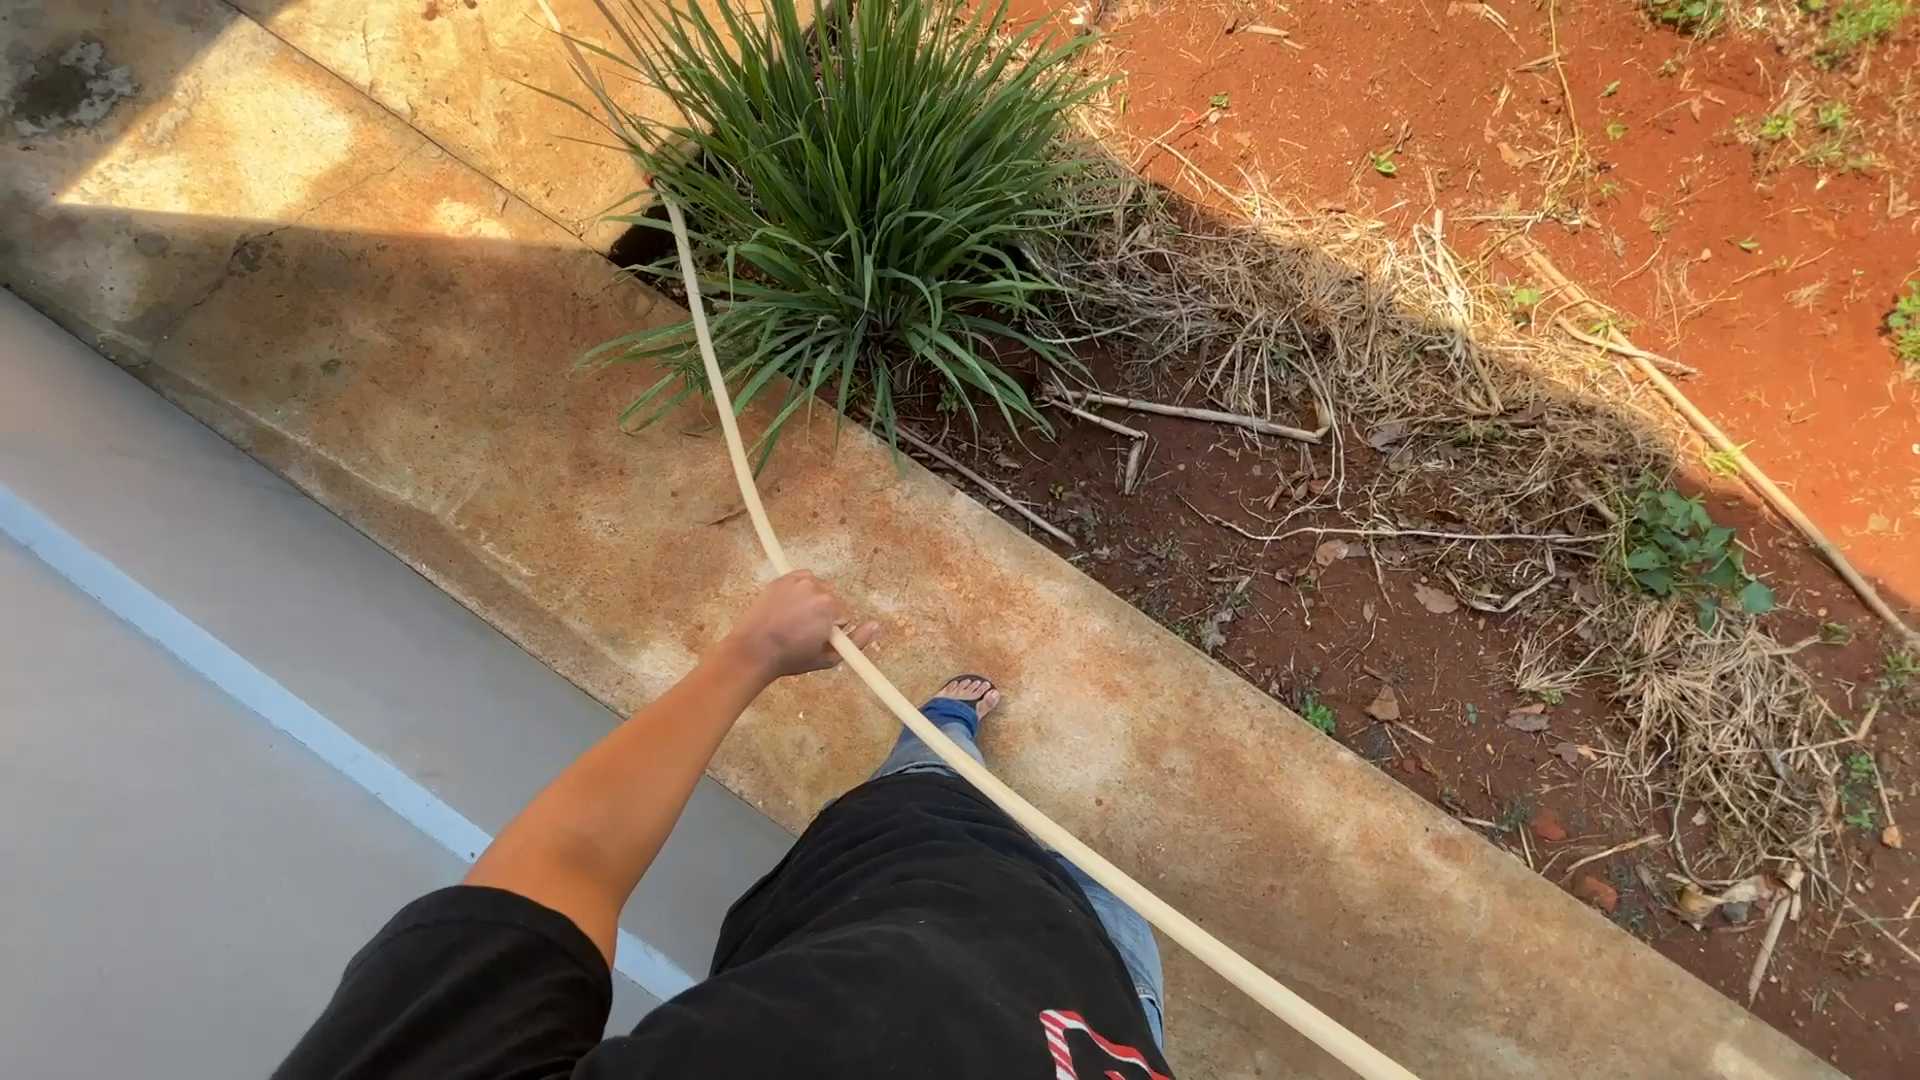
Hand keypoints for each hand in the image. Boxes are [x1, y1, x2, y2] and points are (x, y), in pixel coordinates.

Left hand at [719, 570, 880, 680]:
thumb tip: (877, 625)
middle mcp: (816, 588)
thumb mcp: (829, 658)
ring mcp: (798, 580)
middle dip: (823, 615)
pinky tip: (788, 607)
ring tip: (792, 621)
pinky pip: (803, 580)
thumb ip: (857, 641)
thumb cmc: (791, 657)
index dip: (831, 632)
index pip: (845, 616)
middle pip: (832, 601)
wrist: (753, 650)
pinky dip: (800, 591)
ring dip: (812, 602)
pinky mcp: (783, 578)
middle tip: (802, 632)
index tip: (814, 640)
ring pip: (818, 590)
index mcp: (830, 606)